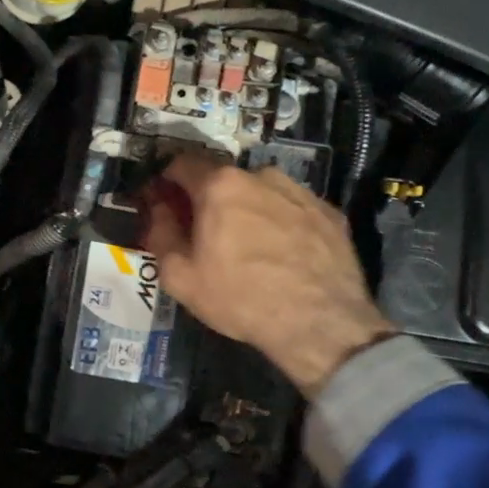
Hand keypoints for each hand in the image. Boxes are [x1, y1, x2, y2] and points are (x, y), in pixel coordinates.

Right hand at [144, 155, 392, 394]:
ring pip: (261, 193)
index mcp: (220, 186)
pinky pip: (293, 210)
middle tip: (207, 235)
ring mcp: (301, 192)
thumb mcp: (181, 276)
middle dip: (210, 200)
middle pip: (224, 179)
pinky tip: (283, 256)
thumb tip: (159, 210)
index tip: (165, 203)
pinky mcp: (329, 212)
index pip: (182, 164)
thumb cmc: (240, 298)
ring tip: (250, 248)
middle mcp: (261, 176)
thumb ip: (161, 234)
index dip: (168, 182)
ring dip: (248, 210)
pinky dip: (281, 224)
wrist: (320, 323)